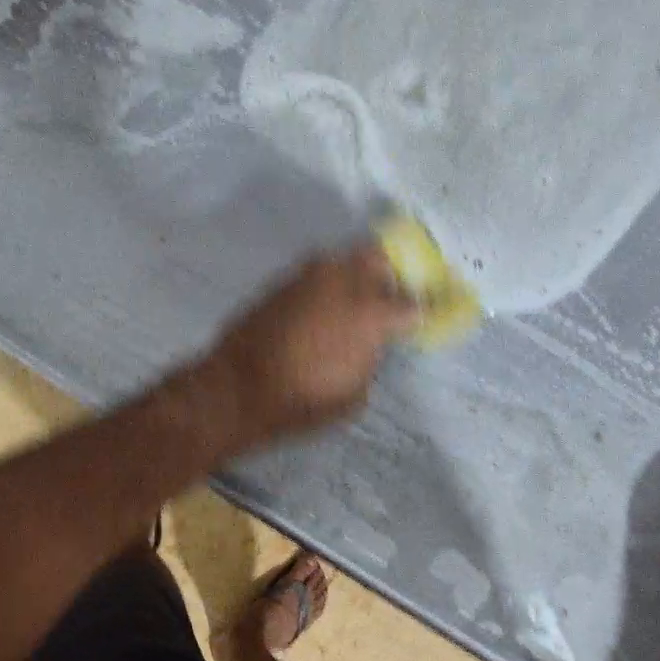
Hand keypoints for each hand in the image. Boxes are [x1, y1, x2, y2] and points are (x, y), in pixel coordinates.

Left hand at [193, 244, 419, 445]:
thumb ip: (368, 358)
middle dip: (388, 273)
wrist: (234, 388)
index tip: (425, 316)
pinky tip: (320, 307)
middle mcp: (342, 281)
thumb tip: (367, 345)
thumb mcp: (353, 394)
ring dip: (352, 274)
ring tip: (352, 300)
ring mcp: (307, 277)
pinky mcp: (279, 283)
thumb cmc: (300, 402)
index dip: (422, 311)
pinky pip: (312, 275)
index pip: (412, 303)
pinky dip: (322, 286)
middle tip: (388, 295)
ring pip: (342, 260)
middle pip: (378, 258)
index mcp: (371, 312)